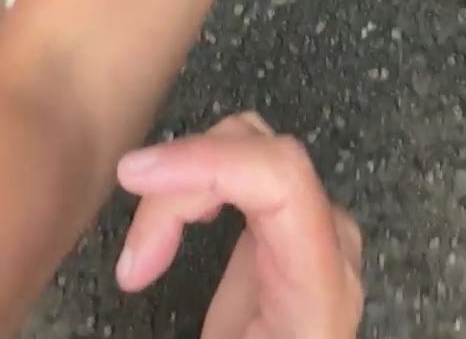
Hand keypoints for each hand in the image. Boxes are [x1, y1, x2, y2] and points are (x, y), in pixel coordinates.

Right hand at [116, 112, 363, 338]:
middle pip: (259, 153)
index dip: (207, 162)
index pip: (283, 180)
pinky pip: (247, 170)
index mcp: (320, 293)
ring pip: (250, 147)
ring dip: (184, 183)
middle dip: (180, 183)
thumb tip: (133, 272)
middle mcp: (332, 247)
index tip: (133, 176)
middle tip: (134, 261)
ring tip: (144, 256)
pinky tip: (172, 230)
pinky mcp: (295, 229)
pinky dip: (198, 183)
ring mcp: (318, 230)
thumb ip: (214, 318)